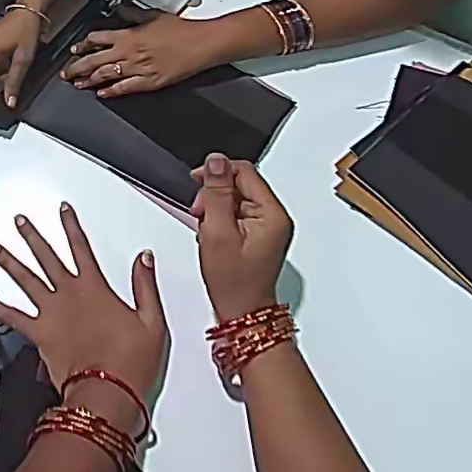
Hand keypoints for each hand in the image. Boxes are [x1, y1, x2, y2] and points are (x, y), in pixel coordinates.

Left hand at [0, 205, 167, 426]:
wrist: (108, 393)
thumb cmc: (130, 362)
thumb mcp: (151, 321)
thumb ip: (144, 285)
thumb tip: (144, 259)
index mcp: (94, 288)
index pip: (80, 247)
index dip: (71, 226)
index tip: (62, 210)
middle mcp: (68, 295)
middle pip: (46, 257)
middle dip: (31, 236)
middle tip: (19, 221)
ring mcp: (51, 313)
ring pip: (24, 280)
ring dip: (8, 262)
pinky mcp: (40, 334)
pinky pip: (15, 319)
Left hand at [62, 11, 220, 97]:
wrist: (201, 44)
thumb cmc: (181, 30)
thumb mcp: (153, 15)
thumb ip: (133, 14)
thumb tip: (120, 9)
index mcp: (128, 35)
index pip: (97, 39)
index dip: (84, 44)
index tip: (76, 49)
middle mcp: (128, 52)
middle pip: (94, 60)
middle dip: (77, 67)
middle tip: (67, 72)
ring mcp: (137, 68)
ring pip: (105, 75)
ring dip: (89, 80)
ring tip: (78, 84)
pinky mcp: (149, 82)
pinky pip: (125, 88)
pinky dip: (111, 91)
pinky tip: (102, 93)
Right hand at [192, 153, 293, 321]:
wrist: (240, 310)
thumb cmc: (234, 280)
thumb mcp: (217, 231)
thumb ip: (216, 193)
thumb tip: (216, 161)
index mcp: (272, 214)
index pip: (245, 171)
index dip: (218, 171)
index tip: (199, 180)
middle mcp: (273, 217)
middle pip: (239, 182)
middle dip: (214, 193)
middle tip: (201, 212)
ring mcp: (265, 225)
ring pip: (233, 196)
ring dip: (214, 206)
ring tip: (207, 227)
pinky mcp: (256, 232)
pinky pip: (233, 210)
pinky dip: (218, 217)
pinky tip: (212, 232)